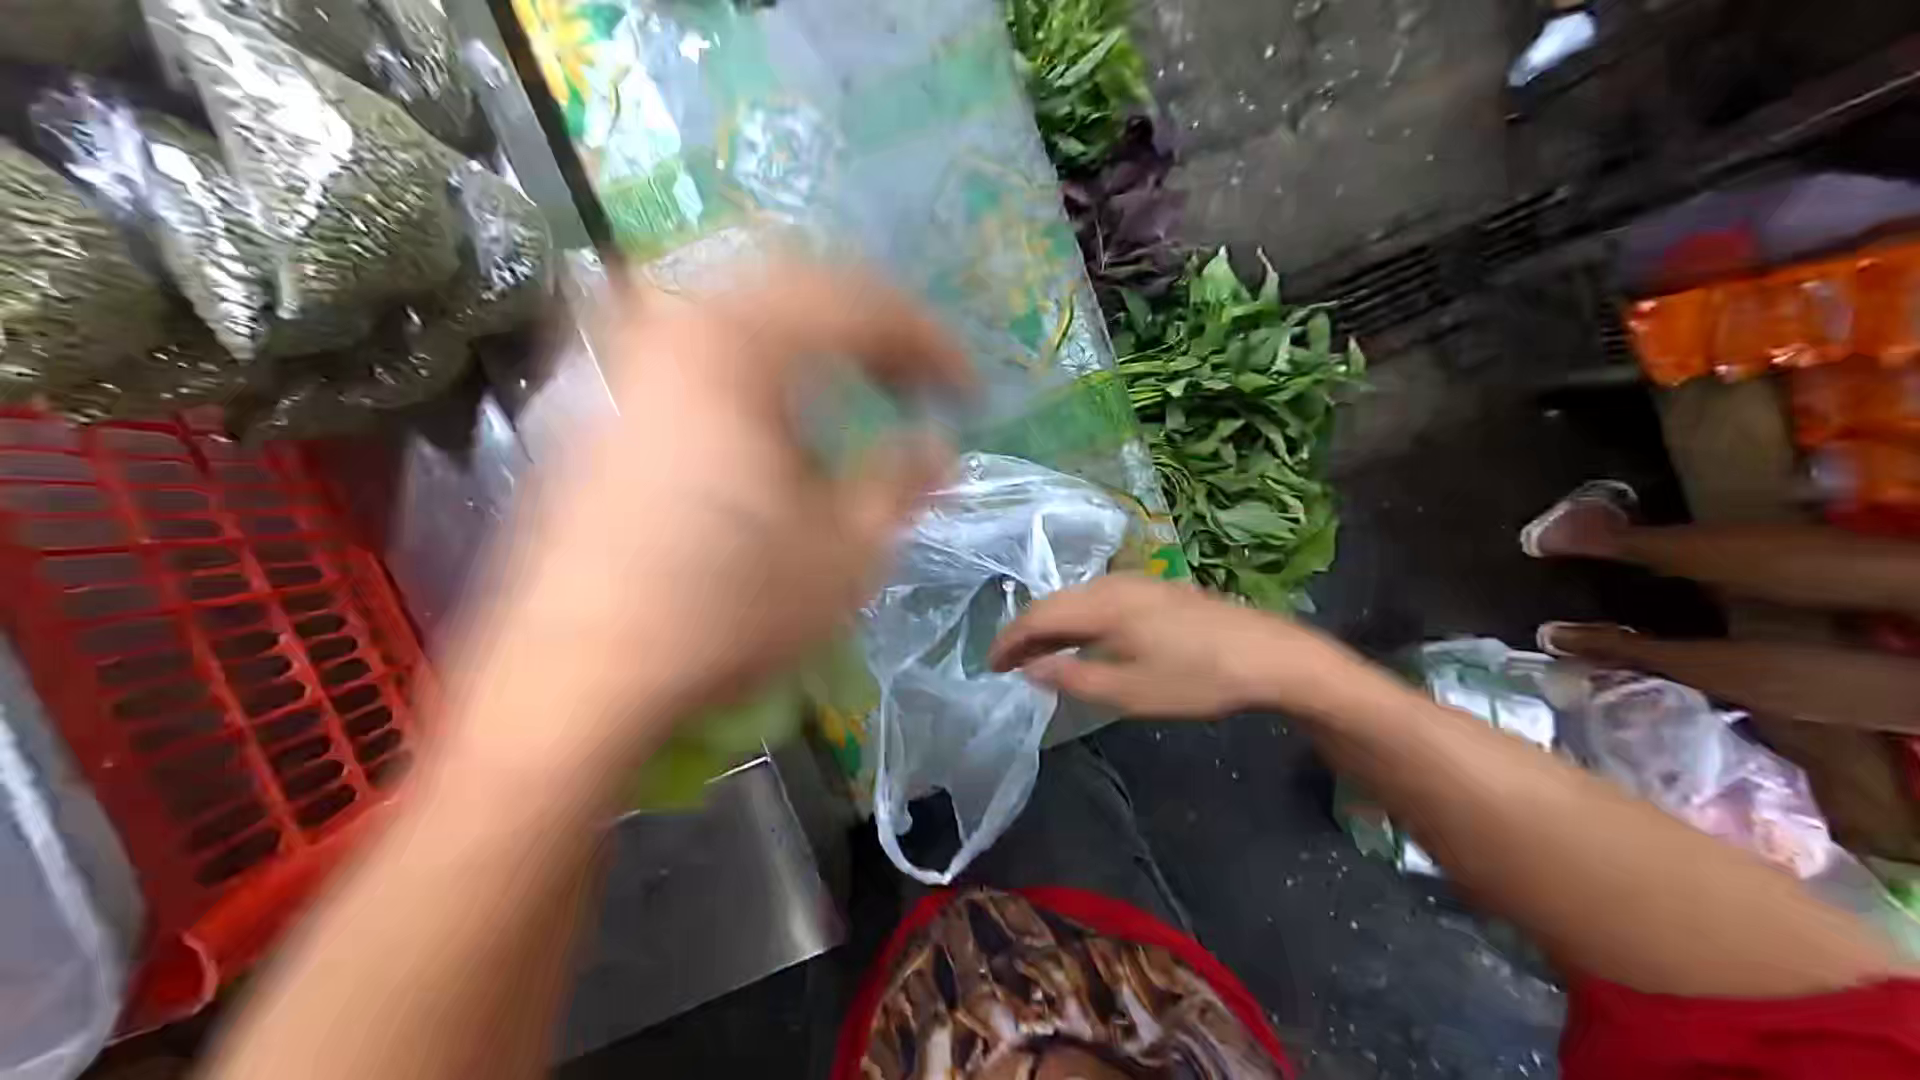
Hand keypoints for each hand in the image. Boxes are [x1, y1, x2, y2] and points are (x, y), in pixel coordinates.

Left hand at [455, 261, 971, 766]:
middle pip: (798, 282)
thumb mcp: (844, 554)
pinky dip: (759, 358)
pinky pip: (700, 341)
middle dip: (873, 325)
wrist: (578, 676)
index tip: (967, 390)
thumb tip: (938, 449)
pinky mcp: (604, 397)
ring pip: (743, 304)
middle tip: (914, 378)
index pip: (860, 306)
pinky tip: (777, 408)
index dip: (929, 343)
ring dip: (814, 336)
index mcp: (739, 349)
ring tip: (857, 383)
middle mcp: (674, 327)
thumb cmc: (725, 614)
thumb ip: (900, 482)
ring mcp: (628, 358)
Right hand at [988, 575, 1389, 720]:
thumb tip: (1028, 668)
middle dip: (1026, 632)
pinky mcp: (1156, 588)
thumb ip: (1072, 677)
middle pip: (1054, 601)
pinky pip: (1099, 598)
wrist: (1271, 655)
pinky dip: (1077, 619)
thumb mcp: (1129, 691)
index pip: (1038, 616)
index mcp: (1103, 604)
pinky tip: (1082, 639)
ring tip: (1039, 656)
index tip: (991, 665)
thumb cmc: (1197, 678)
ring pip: (1077, 597)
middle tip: (1008, 663)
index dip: (1009, 640)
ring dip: (1052, 625)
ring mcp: (1138, 581)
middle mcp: (1114, 583)